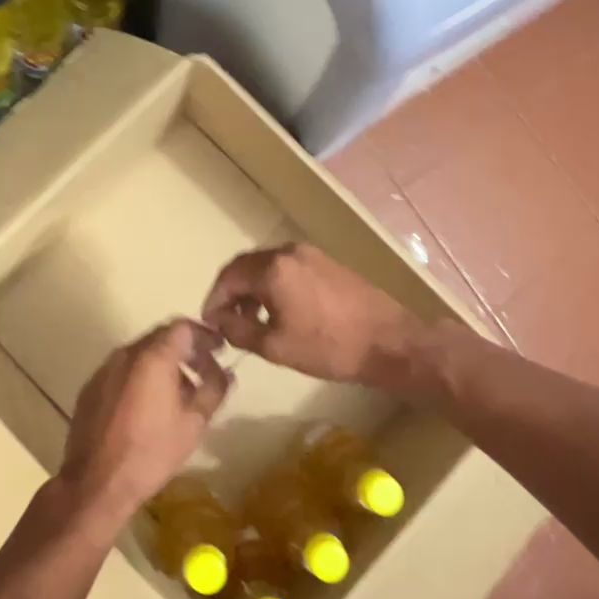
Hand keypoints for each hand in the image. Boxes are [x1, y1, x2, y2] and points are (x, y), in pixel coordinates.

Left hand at [55, 319, 231, 530]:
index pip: (183, 327)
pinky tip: (150, 405)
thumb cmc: (151, 452)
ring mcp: (104, 370)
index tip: (219, 351)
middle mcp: (125, 354)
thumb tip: (225, 372)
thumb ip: (214, 390)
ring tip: (180, 392)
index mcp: (153, 358)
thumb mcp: (194, 423)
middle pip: (160, 337)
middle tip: (204, 371)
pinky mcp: (91, 387)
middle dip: (186, 349)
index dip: (205, 335)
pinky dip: (141, 376)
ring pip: (141, 353)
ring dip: (164, 364)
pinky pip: (123, 370)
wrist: (96, 483)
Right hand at [201, 244, 422, 387]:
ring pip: (267, 266)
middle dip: (231, 292)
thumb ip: (238, 330)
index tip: (210, 323)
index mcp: (272, 269)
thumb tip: (219, 320)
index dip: (214, 300)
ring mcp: (311, 254)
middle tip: (226, 321)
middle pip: (246, 266)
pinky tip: (279, 311)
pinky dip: (274, 285)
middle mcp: (288, 252)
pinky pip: (287, 268)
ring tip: (252, 320)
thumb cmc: (329, 347)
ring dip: (252, 288)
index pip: (228, 277)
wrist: (389, 341)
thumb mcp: (275, 346)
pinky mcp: (327, 262)